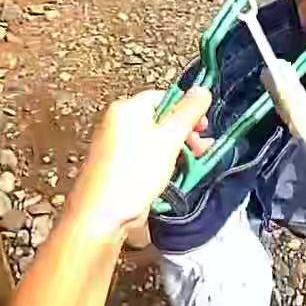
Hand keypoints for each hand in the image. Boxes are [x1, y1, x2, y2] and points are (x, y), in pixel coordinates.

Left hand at [67, 88, 212, 238]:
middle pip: (160, 119)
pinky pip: (145, 158)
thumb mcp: (169, 139)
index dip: (187, 110)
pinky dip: (162, 164)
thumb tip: (202, 89)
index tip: (204, 128)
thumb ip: (188, 112)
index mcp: (127, 109)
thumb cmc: (135, 173)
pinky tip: (172, 177)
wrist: (101, 216)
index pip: (164, 97)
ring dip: (177, 150)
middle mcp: (117, 123)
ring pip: (154, 141)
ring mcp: (115, 146)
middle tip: (202, 149)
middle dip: (185, 133)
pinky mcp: (116, 168)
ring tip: (192, 166)